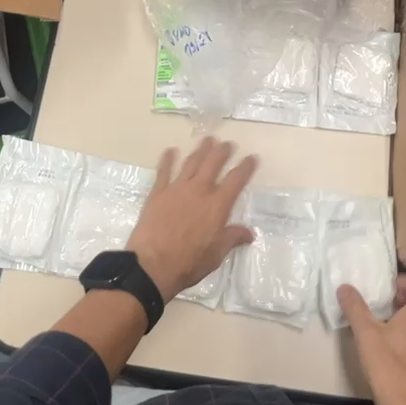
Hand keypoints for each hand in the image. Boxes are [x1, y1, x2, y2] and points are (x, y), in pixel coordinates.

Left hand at [125, 136, 257, 302]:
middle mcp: (199, 191)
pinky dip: (167, 160)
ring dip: (200, 150)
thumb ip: (232, 238)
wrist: (153, 264)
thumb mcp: (216, 255)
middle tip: (227, 144)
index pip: (236, 180)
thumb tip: (249, 233)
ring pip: (192, 162)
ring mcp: (177, 189)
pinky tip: (170, 151)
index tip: (252, 158)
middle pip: (213, 163)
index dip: (245, 167)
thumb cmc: (189, 262)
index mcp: (217, 205)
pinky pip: (164, 171)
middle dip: (222, 151)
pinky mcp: (158, 193)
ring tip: (207, 140)